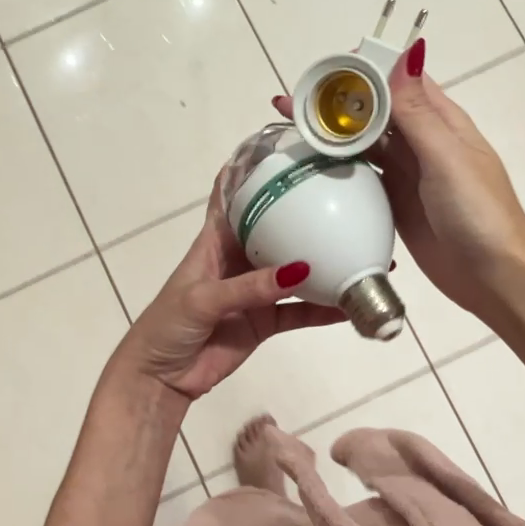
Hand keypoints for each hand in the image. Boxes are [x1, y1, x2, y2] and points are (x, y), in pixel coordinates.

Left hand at [106, 191, 343, 406]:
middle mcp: (239, 259)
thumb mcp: (202, 300)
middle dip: (306, 216)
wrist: (161, 378)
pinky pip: (299, 310)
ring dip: (324, 264)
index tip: (289, 147)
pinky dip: (324, 309)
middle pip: (276, 230)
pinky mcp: (265, 321)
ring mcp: (255, 291)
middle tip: (347, 201)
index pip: (235, 196)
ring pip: (295, 271)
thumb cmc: (168, 326)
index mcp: (215, 242)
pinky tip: (351, 304)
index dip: (255, 170)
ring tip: (362, 252)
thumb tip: (300, 269)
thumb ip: (249, 287)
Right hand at [274, 39, 524, 323]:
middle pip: (374, 113)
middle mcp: (421, 142)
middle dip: (335, 103)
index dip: (362, 71)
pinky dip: (336, 171)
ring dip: (331, 136)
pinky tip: (309, 168)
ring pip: (364, 145)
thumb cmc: (478, 212)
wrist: (492, 277)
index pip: (397, 82)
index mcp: (441, 122)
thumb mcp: (446, 157)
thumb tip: (408, 50)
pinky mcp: (394, 204)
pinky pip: (361, 179)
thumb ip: (419, 111)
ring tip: (289, 129)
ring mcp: (407, 175)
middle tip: (291, 102)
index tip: (323, 70)